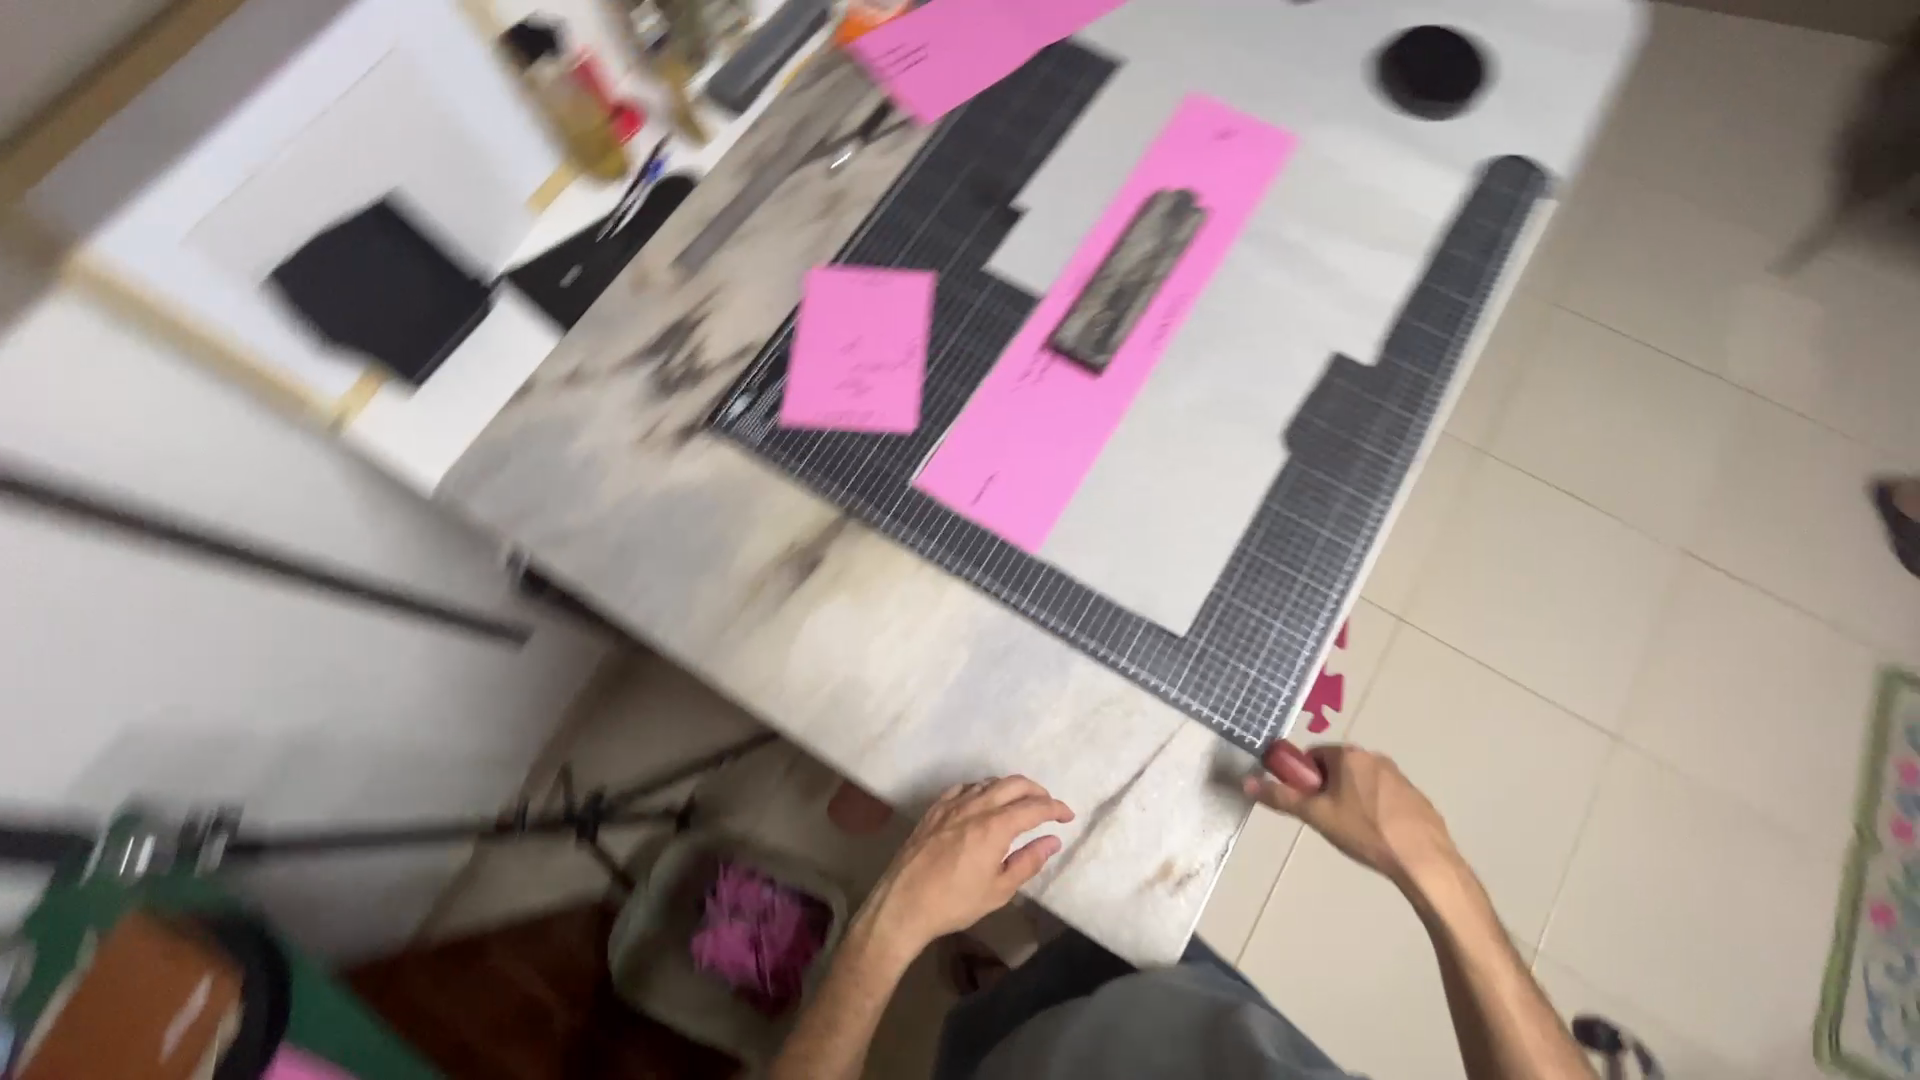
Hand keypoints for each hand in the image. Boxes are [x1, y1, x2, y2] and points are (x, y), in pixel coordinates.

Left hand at [857, 777, 1073, 958]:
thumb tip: (1052, 841)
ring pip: (988, 782)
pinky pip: (964, 787)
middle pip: (1013, 784)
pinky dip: (982, 789)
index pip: (1034, 807)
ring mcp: (951, 804)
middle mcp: (975, 806)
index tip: (1067, 816)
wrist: (904, 903)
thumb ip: (1028, 861)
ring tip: (1019, 804)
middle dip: (1036, 791)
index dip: (1055, 808)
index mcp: (994, 826)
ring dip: (1010, 788)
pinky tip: (983, 801)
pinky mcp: (934, 808)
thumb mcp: (998, 890)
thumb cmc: (954, 902)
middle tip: (1047, 806)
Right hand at [1246, 742, 1458, 890]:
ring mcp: (1400, 777)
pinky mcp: (1417, 797)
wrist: (1424, 861)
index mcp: (1348, 755)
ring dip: (1352, 800)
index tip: (1309, 805)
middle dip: (1328, 790)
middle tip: (1328, 820)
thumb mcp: (1315, 815)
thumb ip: (1280, 797)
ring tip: (1355, 832)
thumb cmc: (1364, 832)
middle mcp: (1375, 757)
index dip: (1305, 780)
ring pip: (1361, 783)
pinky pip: (1385, 797)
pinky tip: (1379, 836)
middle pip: (1337, 768)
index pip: (1312, 756)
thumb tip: (1246, 781)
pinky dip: (1377, 811)